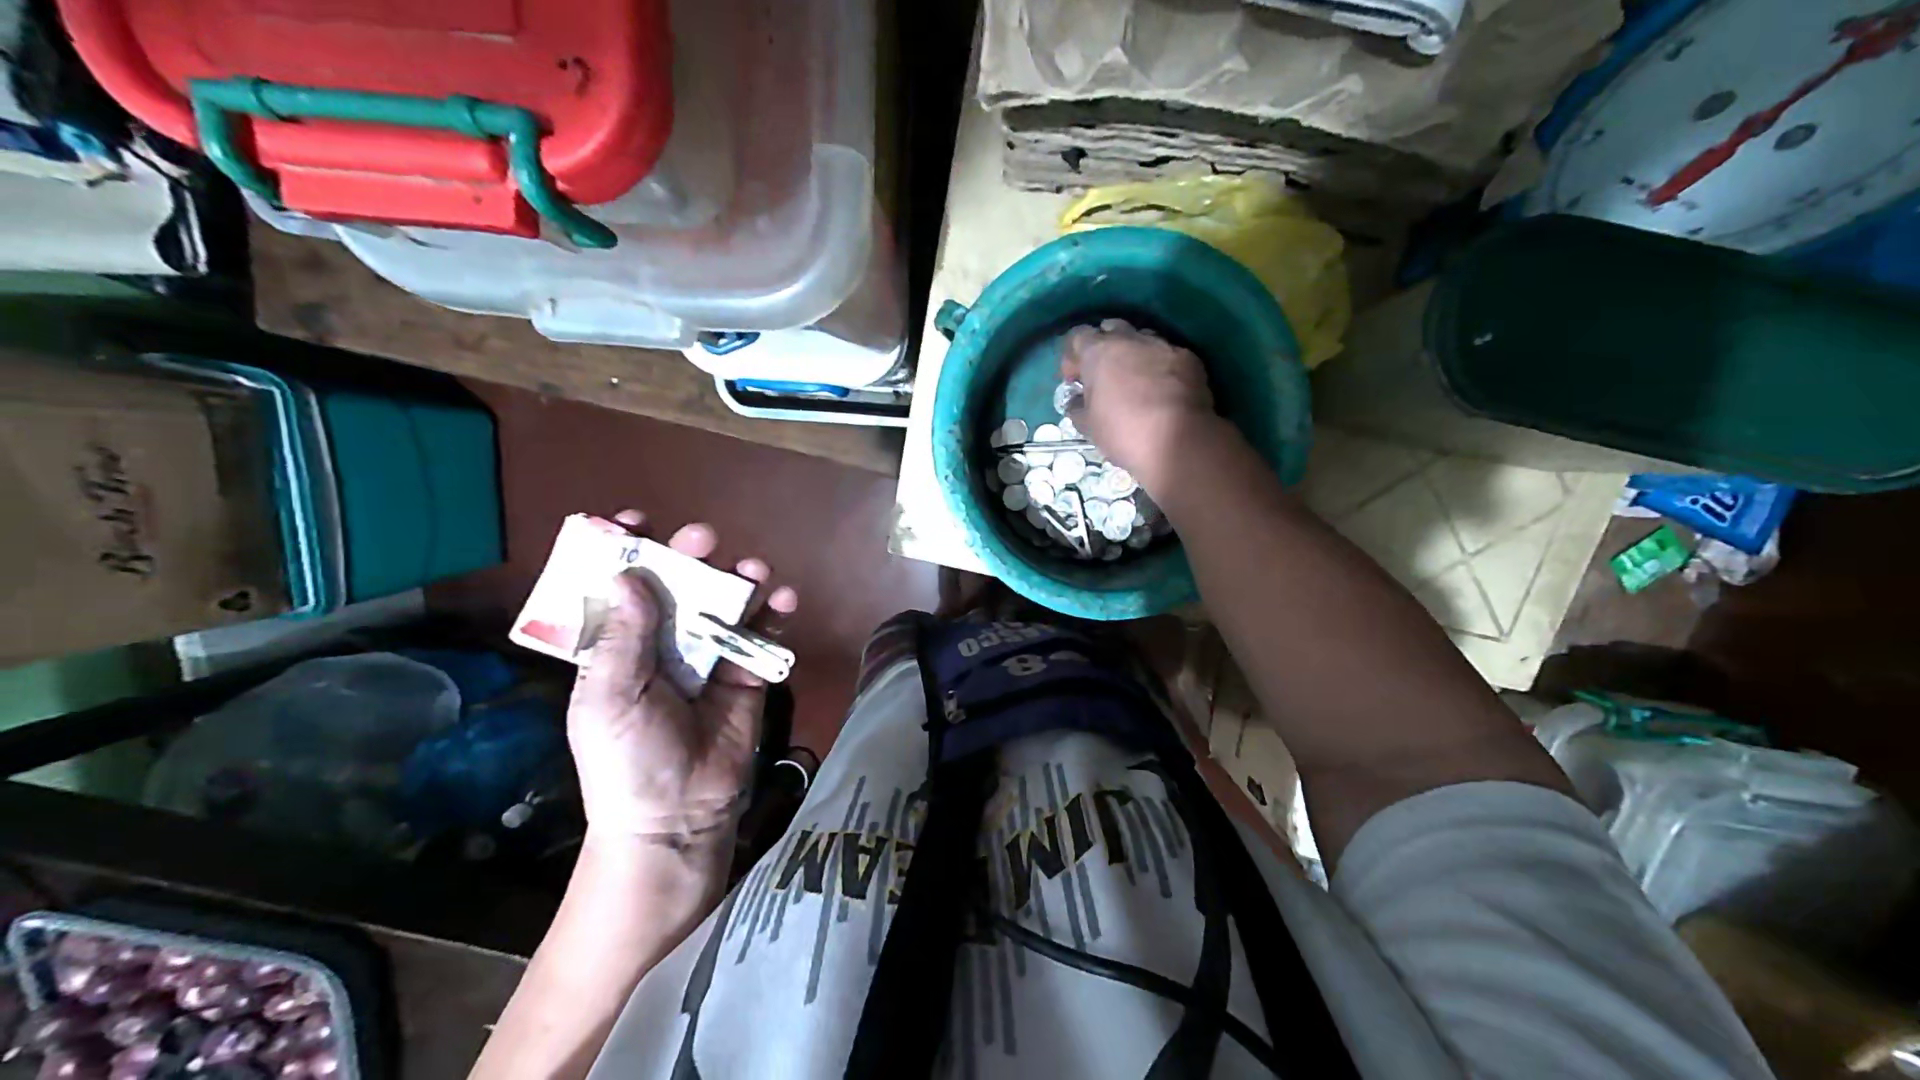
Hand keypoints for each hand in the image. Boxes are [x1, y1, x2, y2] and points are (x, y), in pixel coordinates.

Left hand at [566, 510, 798, 846]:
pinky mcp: (746, 671)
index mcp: (619, 645)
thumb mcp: (607, 698)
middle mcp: (664, 640)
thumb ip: (624, 638)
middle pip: (678, 583)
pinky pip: (761, 634)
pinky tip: (783, 598)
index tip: (631, 522)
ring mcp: (709, 654)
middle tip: (702, 540)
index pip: (620, 586)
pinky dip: (774, 613)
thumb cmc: (627, 757)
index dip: (624, 552)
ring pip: (725, 601)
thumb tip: (632, 575)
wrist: (676, 813)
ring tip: (752, 569)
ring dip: (739, 578)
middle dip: (689, 555)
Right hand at [1060, 319, 1218, 493]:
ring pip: (1142, 339)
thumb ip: (1077, 407)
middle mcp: (1131, 339)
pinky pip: (1167, 355)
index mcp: (1099, 352)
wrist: (1180, 441)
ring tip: (1134, 382)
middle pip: (1111, 329)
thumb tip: (1077, 401)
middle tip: (1103, 377)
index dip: (1071, 357)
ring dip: (1133, 355)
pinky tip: (1162, 390)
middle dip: (1103, 348)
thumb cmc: (1124, 431)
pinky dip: (1160, 367)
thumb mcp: (1088, 426)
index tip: (1074, 381)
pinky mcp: (1189, 358)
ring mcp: (1163, 346)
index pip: (1077, 336)